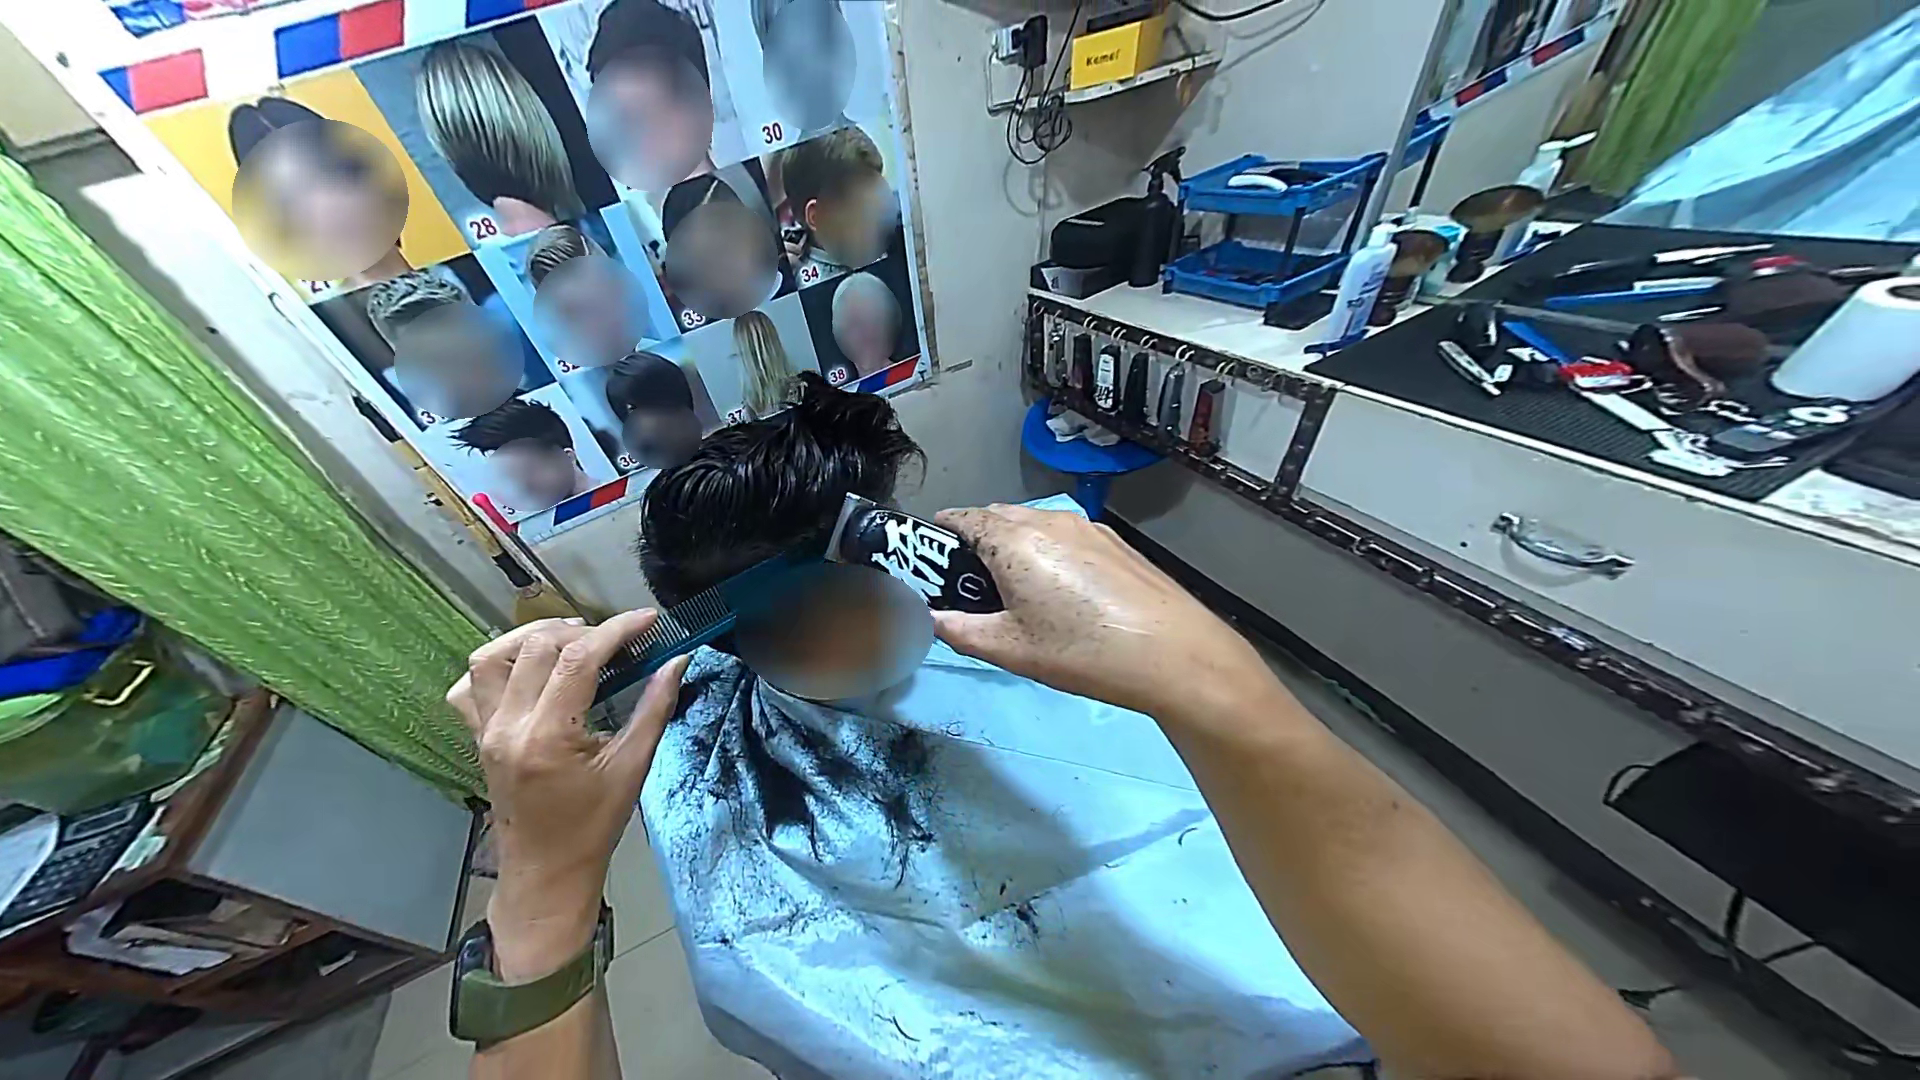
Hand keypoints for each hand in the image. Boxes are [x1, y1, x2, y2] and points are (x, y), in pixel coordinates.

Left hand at [447, 612, 689, 980]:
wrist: (546, 870)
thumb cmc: (595, 823)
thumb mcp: (635, 764)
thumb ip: (656, 705)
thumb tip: (678, 660)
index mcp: (549, 736)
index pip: (578, 659)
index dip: (617, 630)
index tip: (648, 619)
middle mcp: (507, 727)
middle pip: (536, 648)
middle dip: (584, 630)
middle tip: (620, 637)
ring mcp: (485, 731)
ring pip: (491, 657)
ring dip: (535, 636)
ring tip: (574, 636)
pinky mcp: (477, 737)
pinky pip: (470, 686)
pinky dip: (498, 663)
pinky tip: (531, 665)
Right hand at [931, 505, 1277, 726]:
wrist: (1175, 652)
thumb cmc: (1082, 651)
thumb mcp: (1010, 649)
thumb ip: (959, 631)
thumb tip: (932, 619)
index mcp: (1014, 540)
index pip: (964, 517)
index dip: (941, 531)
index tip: (931, 552)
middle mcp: (1047, 521)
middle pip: (998, 516)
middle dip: (976, 536)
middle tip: (971, 578)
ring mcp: (1086, 527)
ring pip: (1034, 523)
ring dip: (1014, 541)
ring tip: (1016, 585)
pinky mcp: (1114, 541)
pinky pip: (1065, 533)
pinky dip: (1047, 548)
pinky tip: (1062, 587)